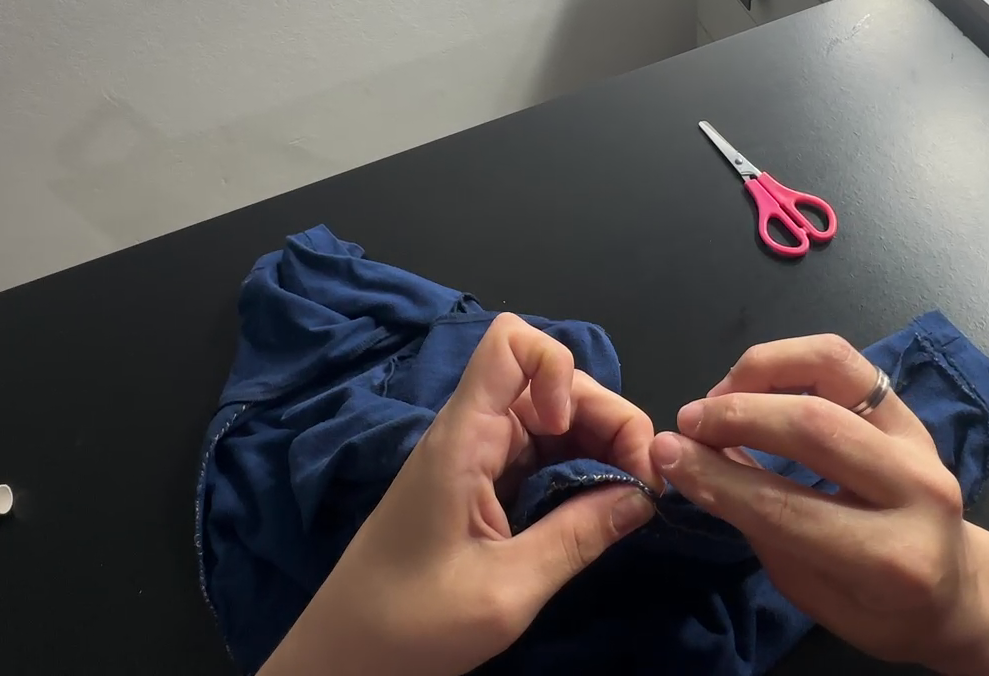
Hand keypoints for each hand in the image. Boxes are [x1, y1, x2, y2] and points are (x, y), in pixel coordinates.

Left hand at [260, 313, 662, 675]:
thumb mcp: (505, 592)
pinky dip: (582, 466)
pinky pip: (546, 450)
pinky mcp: (486, 478)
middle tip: (644, 485)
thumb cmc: (411, 625)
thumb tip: (643, 497)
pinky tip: (602, 504)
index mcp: (465, 435)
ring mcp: (481, 451)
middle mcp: (475, 428)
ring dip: (601, 443)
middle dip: (607, 417)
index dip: (554, 366)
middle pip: (552, 380)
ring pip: (556, 414)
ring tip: (633, 496)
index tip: (570, 430)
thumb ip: (577, 537)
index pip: (509, 343)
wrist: (345, 656)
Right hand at [649, 335, 988, 670]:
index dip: (713, 476)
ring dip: (759, 373)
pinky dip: (785, 358)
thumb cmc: (877, 606)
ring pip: (830, 369)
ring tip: (720, 396)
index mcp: (892, 559)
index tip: (666, 455)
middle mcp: (916, 490)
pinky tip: (754, 381)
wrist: (957, 590)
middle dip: (734, 416)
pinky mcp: (904, 407)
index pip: (783, 506)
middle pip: (812, 426)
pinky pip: (839, 358)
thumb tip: (689, 459)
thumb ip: (754, 522)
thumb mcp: (809, 590)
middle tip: (688, 422)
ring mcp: (916, 437)